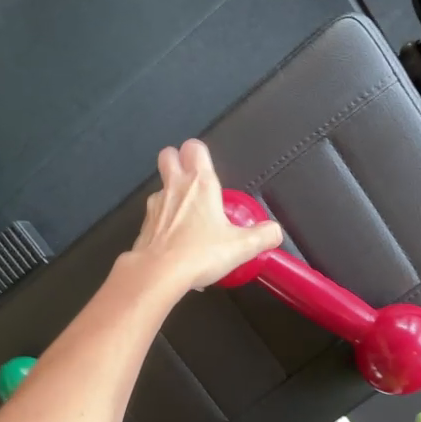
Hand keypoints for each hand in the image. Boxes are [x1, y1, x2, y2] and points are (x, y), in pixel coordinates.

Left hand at [124, 139, 283, 291]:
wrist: (158, 274)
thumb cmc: (201, 254)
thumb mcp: (240, 248)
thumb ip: (262, 237)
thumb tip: (276, 231)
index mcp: (201, 183)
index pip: (195, 147)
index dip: (199, 154)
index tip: (208, 171)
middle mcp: (176, 187)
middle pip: (168, 155)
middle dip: (177, 162)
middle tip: (191, 183)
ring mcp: (156, 204)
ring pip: (161, 187)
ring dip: (171, 195)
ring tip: (186, 219)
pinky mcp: (144, 224)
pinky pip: (154, 215)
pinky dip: (163, 223)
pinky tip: (175, 243)